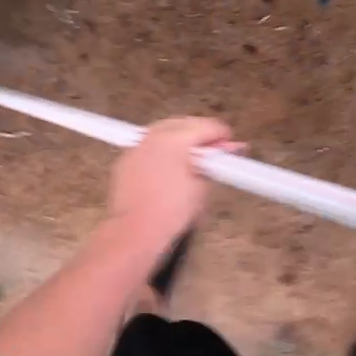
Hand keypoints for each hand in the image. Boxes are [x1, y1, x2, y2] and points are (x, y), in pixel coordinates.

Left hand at [106, 117, 234, 249]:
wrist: (136, 232)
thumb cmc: (171, 213)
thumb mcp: (202, 189)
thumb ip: (211, 166)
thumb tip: (217, 158)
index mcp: (175, 140)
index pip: (204, 127)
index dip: (221, 134)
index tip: (230, 141)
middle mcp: (154, 137)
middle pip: (182, 123)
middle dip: (199, 132)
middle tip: (214, 146)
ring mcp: (137, 147)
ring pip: (163, 131)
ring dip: (179, 137)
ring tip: (192, 152)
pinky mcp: (125, 160)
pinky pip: (148, 146)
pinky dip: (161, 149)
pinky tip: (169, 162)